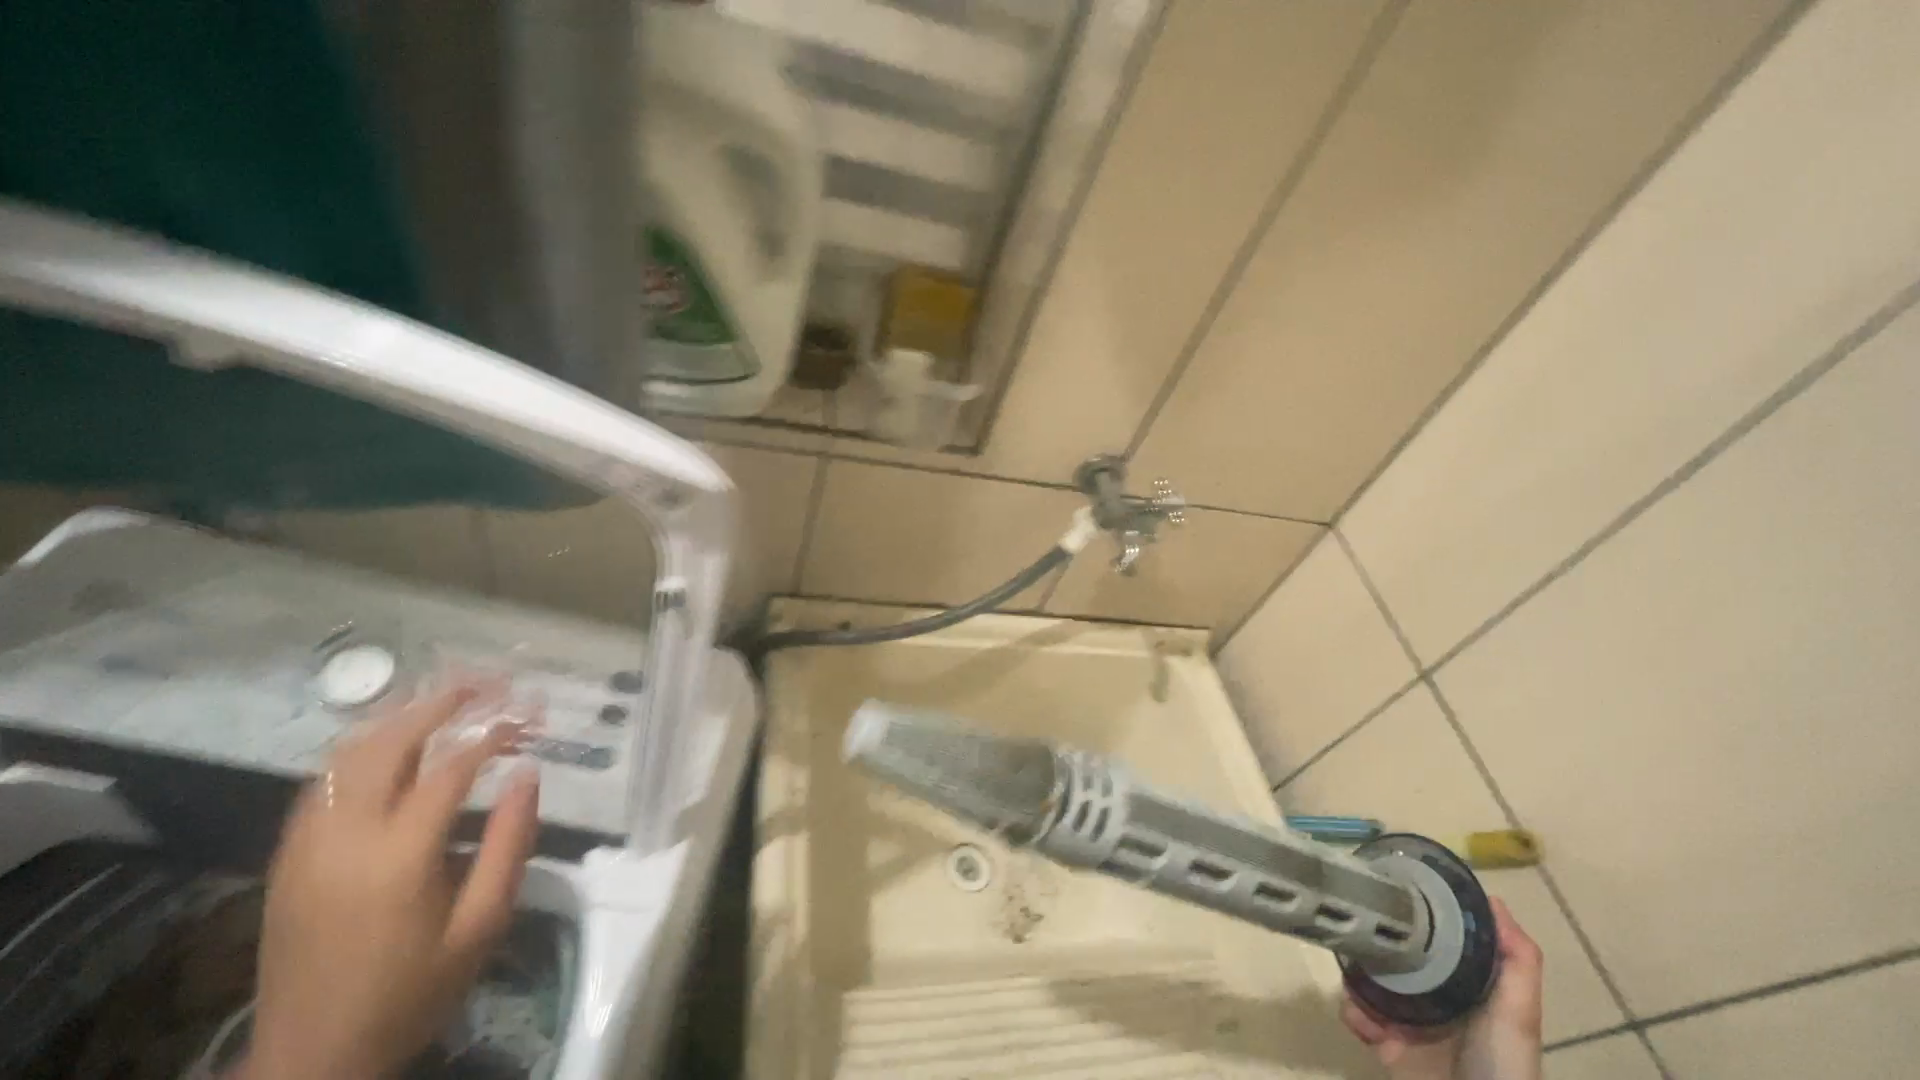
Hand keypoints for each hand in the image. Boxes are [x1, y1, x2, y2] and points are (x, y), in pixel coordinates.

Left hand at [237, 680, 541, 1079]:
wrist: (313, 1055)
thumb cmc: (413, 991)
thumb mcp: (482, 927)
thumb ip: (510, 844)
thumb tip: (527, 773)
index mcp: (399, 854)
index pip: (450, 767)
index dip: (493, 733)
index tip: (529, 716)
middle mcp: (345, 834)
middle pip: (389, 741)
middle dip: (441, 701)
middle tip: (486, 679)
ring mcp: (306, 840)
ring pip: (347, 753)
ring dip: (398, 715)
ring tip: (443, 695)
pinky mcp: (288, 853)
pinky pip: (324, 779)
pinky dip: (362, 747)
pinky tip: (390, 743)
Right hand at [1342, 897, 1544, 1079]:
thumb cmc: (1501, 1066)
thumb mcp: (1519, 1014)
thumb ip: (1518, 961)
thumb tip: (1494, 900)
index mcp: (1466, 986)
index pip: (1437, 940)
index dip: (1417, 918)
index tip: (1396, 892)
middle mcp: (1435, 998)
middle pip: (1394, 957)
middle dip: (1375, 946)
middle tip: (1362, 936)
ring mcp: (1407, 1022)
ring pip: (1367, 982)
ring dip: (1356, 979)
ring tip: (1356, 983)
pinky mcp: (1384, 1045)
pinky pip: (1356, 1016)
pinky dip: (1353, 1012)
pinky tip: (1362, 1020)